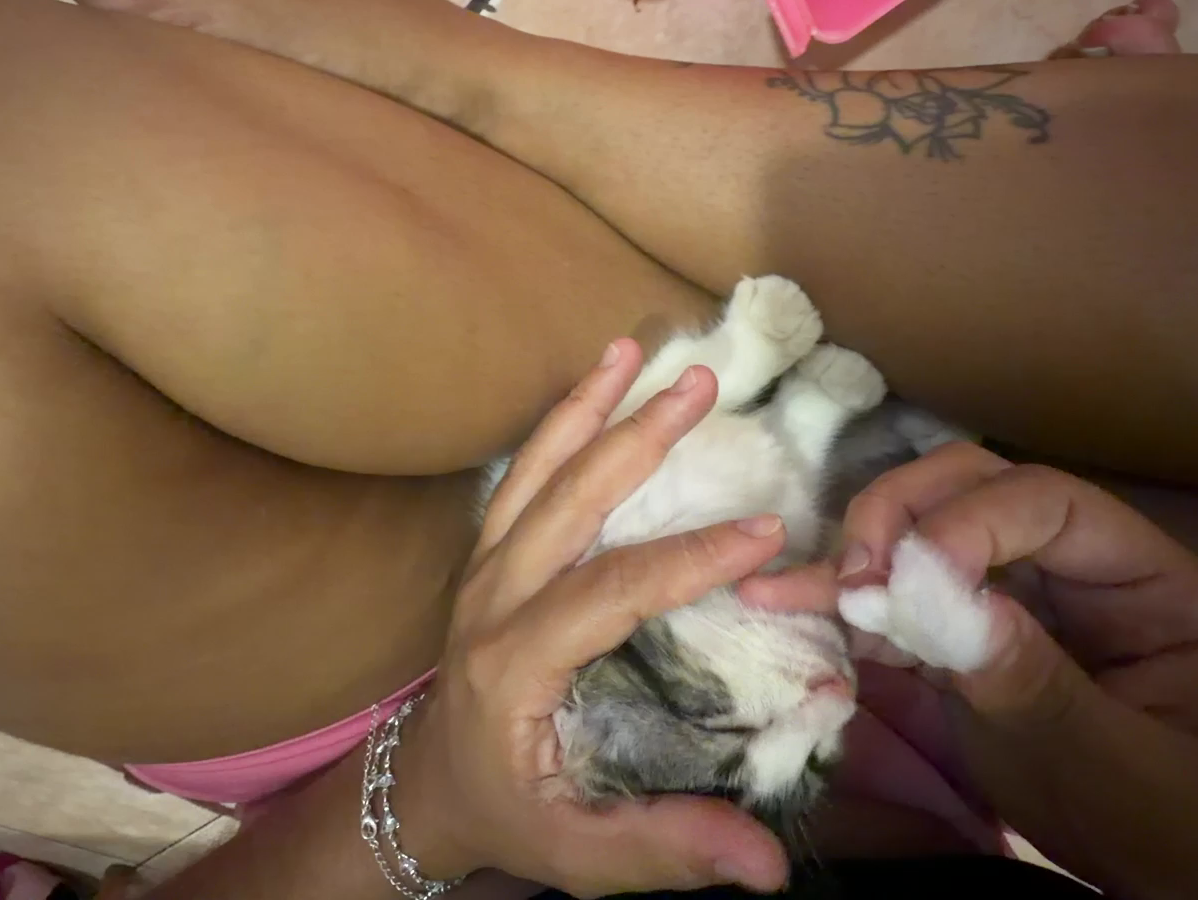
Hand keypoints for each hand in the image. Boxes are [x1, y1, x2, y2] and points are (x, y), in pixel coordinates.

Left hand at [392, 340, 811, 896]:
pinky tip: (594, 385)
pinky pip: (521, 473)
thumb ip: (664, 850)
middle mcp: (491, 595)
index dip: (688, 560)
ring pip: (534, 467)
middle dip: (638, 438)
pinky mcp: (487, 550)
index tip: (764, 530)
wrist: (430, 778)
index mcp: (513, 661)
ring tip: (633, 348)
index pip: (609, 592)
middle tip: (701, 386)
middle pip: (565, 498)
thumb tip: (768, 867)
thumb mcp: (578, 853)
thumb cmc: (509, 808)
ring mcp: (483, 562)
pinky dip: (559, 422)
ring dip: (588, 405)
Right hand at [836, 442, 1197, 899]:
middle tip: (853, 574)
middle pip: (971, 486)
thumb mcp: (1121, 772)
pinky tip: (787, 600)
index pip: (1046, 501)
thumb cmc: (1183, 846)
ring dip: (857, 551)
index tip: (905, 582)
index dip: (967, 521)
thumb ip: (1030, 678)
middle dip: (899, 515)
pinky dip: (841, 598)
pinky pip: (895, 592)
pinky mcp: (961, 632)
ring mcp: (1012, 596)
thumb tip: (932, 593)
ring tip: (797, 588)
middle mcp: (1074, 568)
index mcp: (1150, 584)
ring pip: (919, 524)